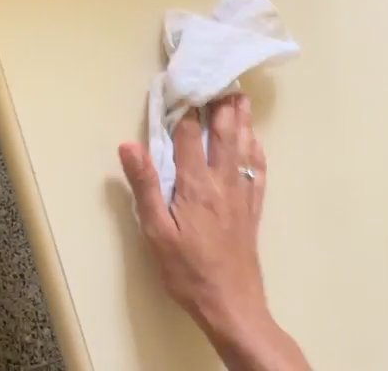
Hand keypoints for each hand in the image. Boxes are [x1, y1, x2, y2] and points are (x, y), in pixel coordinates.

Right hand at [119, 95, 309, 370]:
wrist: (233, 309)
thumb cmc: (187, 270)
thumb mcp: (156, 229)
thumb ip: (145, 184)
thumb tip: (129, 143)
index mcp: (195, 186)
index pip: (188, 137)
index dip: (184, 108)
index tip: (182, 81)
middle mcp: (222, 186)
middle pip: (223, 137)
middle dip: (221, 107)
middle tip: (222, 78)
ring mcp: (241, 199)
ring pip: (244, 151)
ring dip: (241, 123)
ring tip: (241, 99)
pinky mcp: (250, 213)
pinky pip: (257, 175)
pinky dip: (256, 153)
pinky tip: (255, 144)